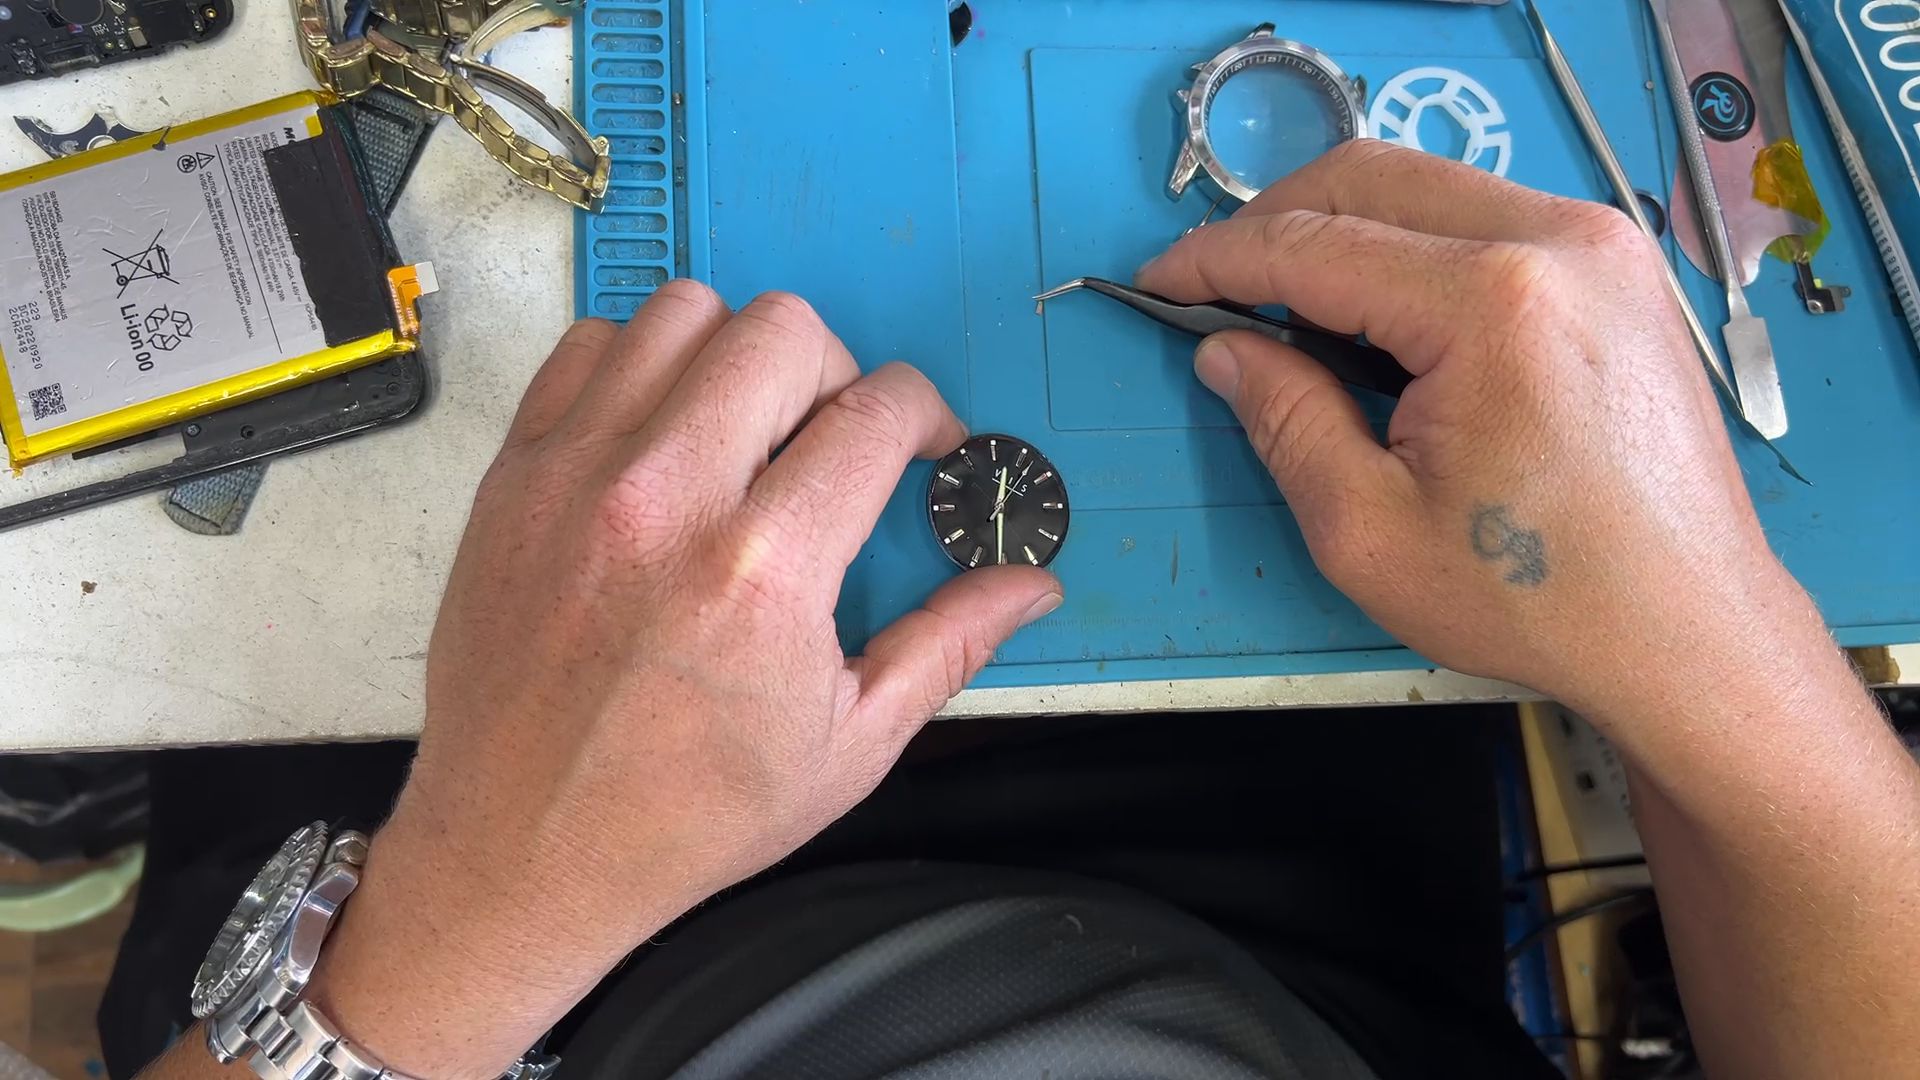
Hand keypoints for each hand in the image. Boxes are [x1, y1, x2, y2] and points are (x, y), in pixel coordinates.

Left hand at [306, 284, 1060, 1078]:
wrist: (520, 854)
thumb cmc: (693, 813)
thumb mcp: (853, 742)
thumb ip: (952, 642)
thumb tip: (1032, 586)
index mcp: (766, 570)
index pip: (877, 413)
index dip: (926, 415)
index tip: (927, 448)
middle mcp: (667, 496)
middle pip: (785, 331)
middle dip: (841, 374)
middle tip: (838, 442)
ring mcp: (577, 472)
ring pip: (688, 312)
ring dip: (745, 357)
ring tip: (753, 431)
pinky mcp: (516, 472)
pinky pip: (595, 344)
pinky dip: (649, 364)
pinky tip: (669, 434)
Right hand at [1136, 140, 1789, 714]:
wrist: (1682, 631)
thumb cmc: (1518, 595)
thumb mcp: (1360, 527)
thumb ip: (1282, 419)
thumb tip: (1222, 349)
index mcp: (1488, 304)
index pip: (1311, 248)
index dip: (1215, 260)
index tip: (1155, 280)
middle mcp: (1557, 238)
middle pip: (1368, 180)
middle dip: (1265, 225)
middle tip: (1207, 288)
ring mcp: (1599, 245)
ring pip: (1420, 188)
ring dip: (1328, 233)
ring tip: (1276, 309)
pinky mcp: (1612, 269)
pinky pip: (1470, 219)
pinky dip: (1392, 250)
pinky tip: (1364, 320)